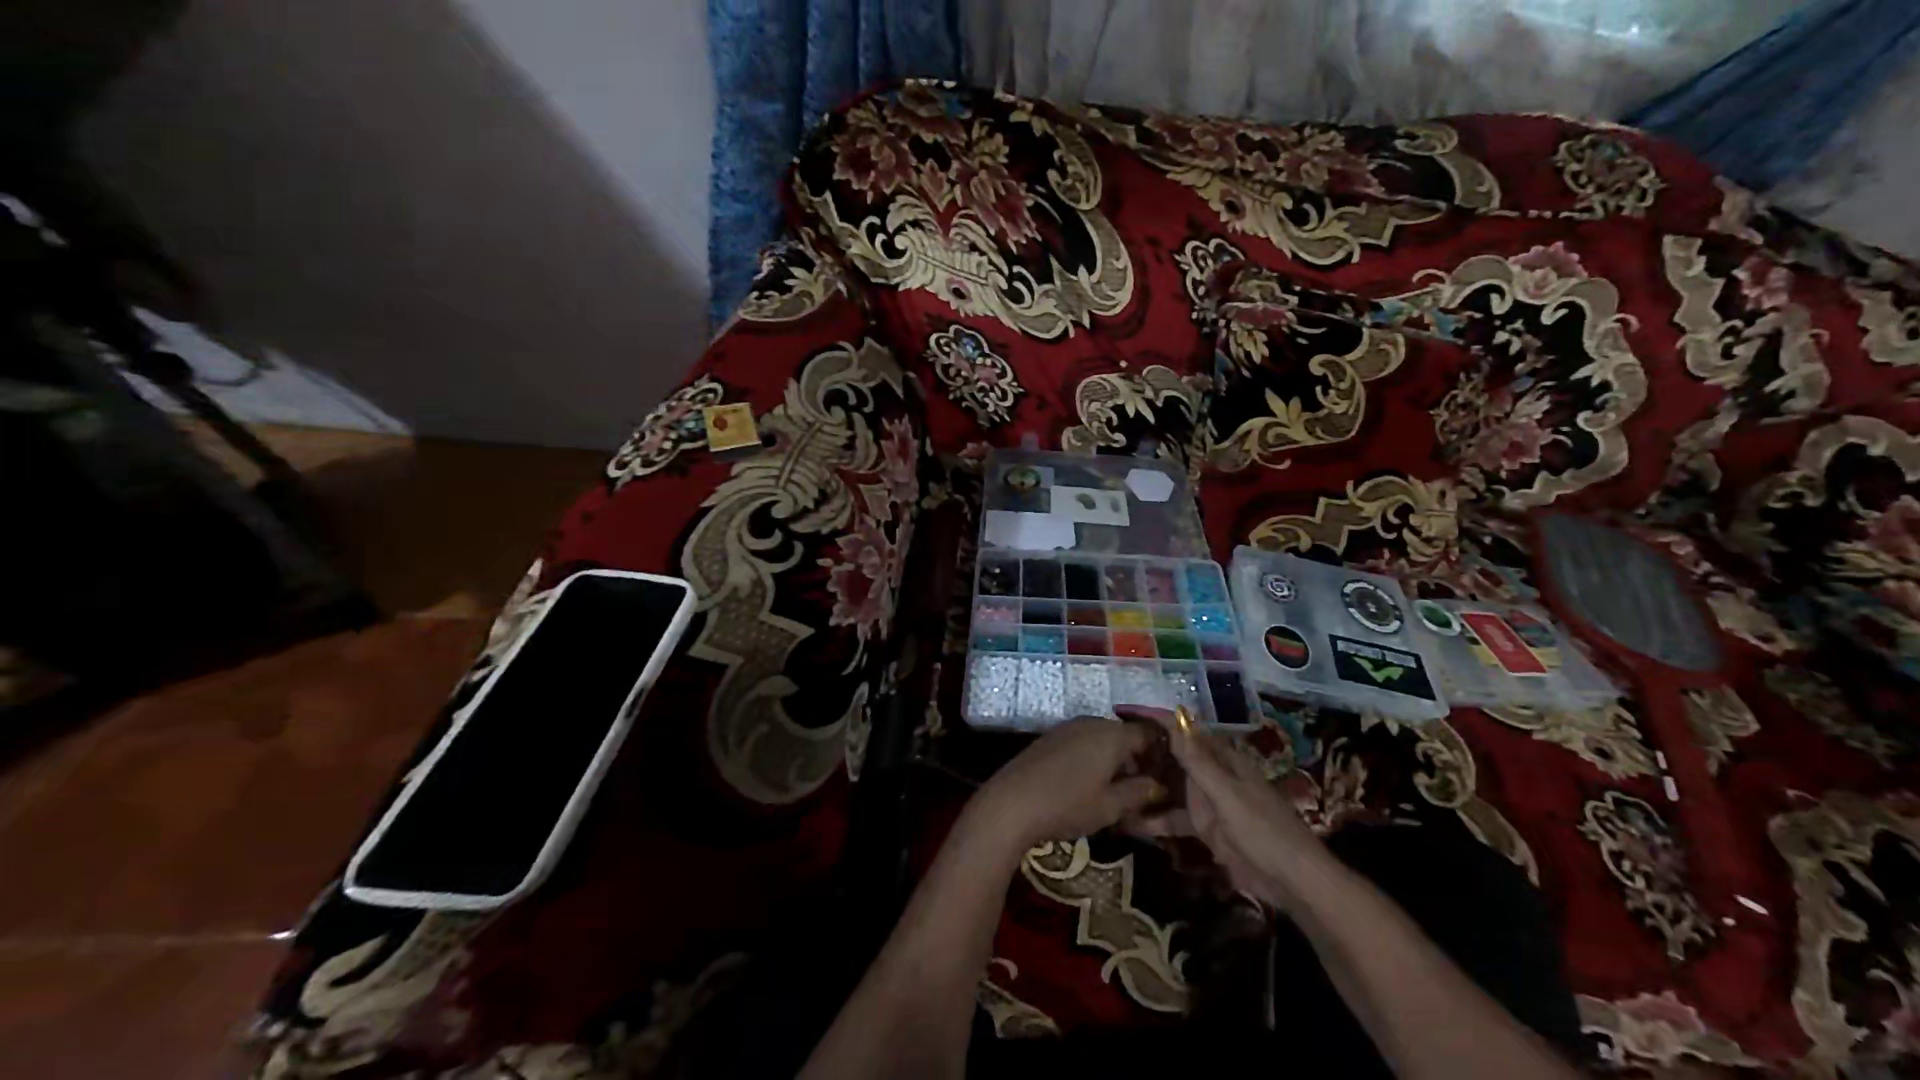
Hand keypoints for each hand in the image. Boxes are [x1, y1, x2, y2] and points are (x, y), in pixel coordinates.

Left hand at [965, 718, 1164, 855]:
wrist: (1010, 803)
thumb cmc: (1067, 804)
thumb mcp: (1110, 806)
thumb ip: (1139, 792)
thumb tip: (1157, 785)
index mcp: (1111, 734)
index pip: (1148, 733)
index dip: (1160, 754)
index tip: (1166, 778)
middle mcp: (1090, 722)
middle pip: (1124, 735)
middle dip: (1136, 759)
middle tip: (1143, 791)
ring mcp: (1067, 728)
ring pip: (1102, 739)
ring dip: (1113, 761)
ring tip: (1117, 793)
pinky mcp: (1049, 738)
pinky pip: (1082, 743)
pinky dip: (1092, 759)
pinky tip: (1089, 785)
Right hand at [1119, 706, 1326, 910]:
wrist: (1292, 882)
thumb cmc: (1264, 831)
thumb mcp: (1228, 795)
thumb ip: (1199, 762)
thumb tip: (1175, 721)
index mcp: (1223, 759)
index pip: (1185, 729)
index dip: (1157, 719)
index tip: (1123, 713)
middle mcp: (1213, 774)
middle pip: (1175, 756)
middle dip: (1145, 752)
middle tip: (1108, 752)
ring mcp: (1209, 802)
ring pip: (1172, 787)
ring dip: (1147, 786)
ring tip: (1113, 786)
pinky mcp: (1206, 829)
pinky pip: (1176, 818)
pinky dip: (1156, 819)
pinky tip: (1131, 824)